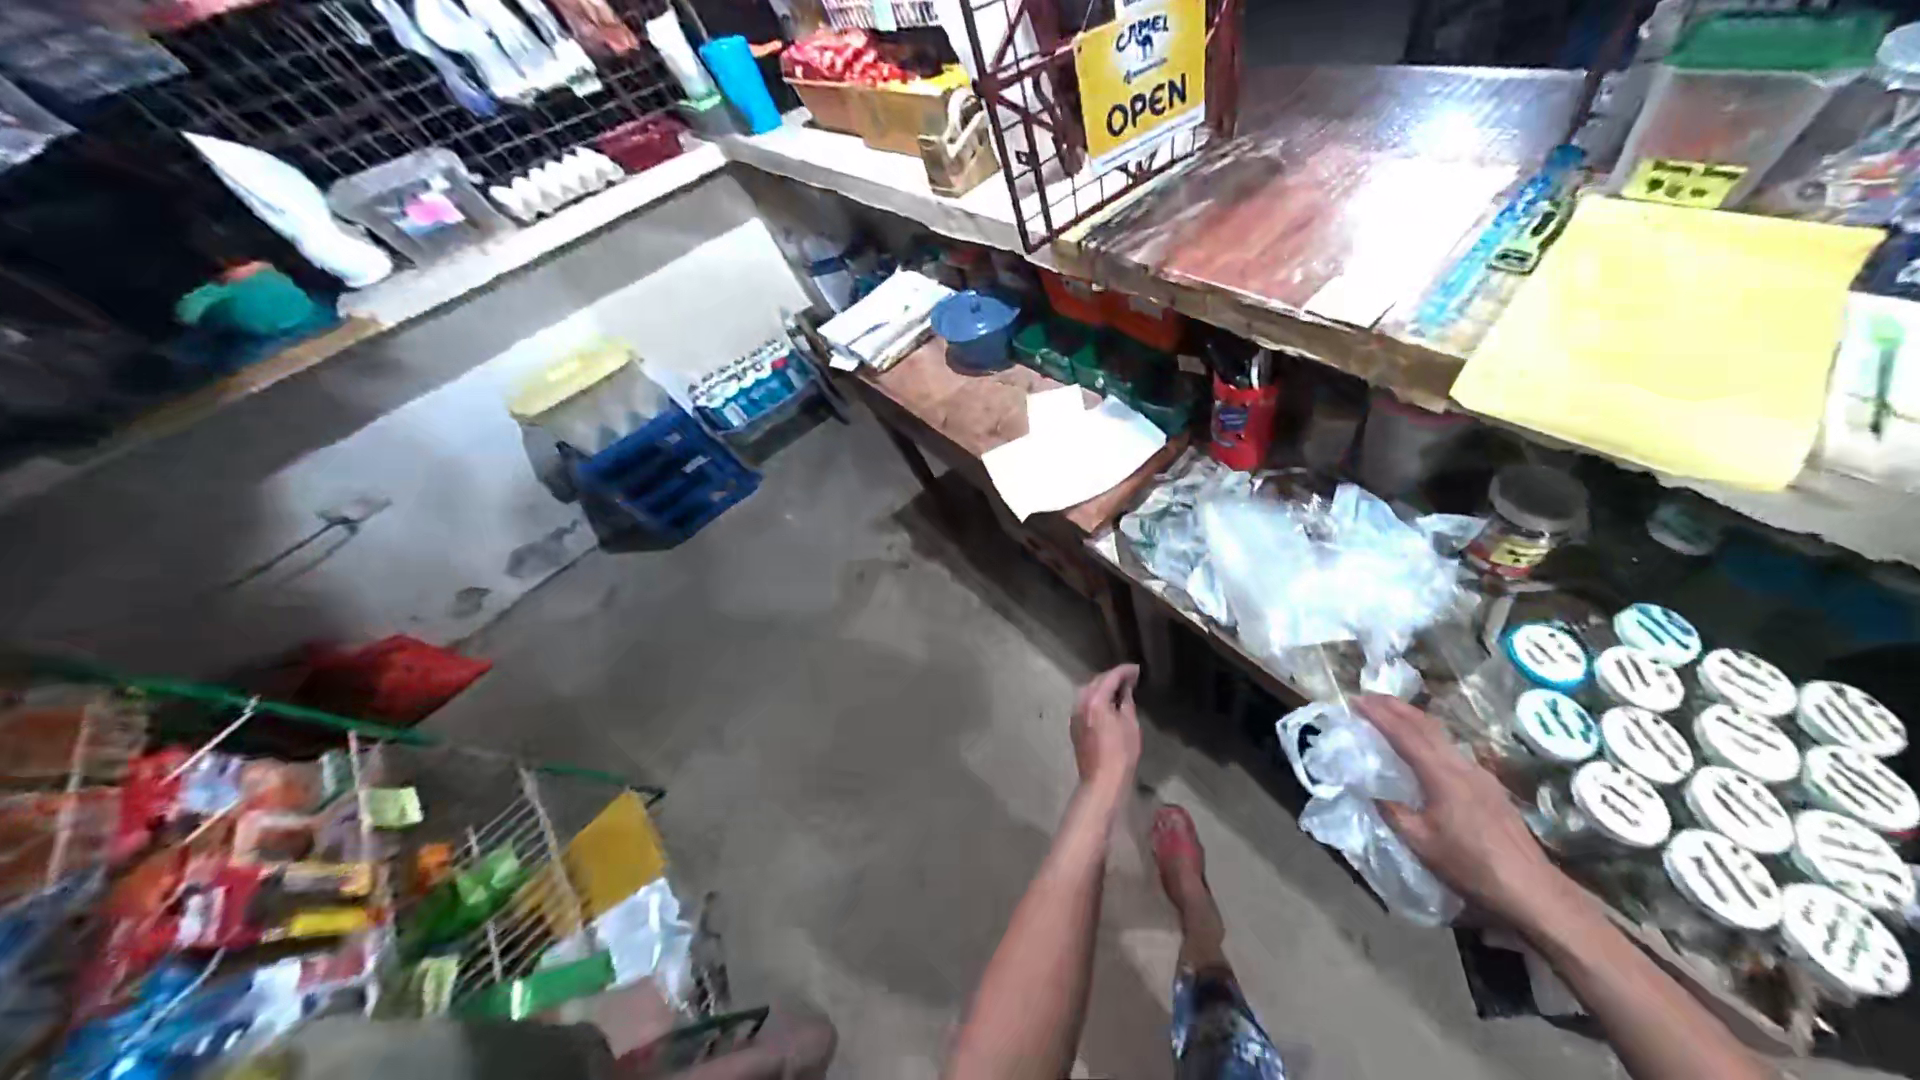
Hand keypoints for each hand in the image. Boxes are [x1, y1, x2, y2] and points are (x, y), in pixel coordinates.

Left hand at [1071, 665, 1140, 796]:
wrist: (1102, 780)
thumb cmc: (1121, 753)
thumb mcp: (1130, 724)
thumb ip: (1126, 702)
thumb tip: (1126, 689)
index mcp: (1095, 700)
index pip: (1110, 677)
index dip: (1124, 671)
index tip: (1137, 669)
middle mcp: (1080, 703)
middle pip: (1096, 682)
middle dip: (1112, 677)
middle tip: (1130, 678)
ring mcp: (1074, 714)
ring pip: (1087, 691)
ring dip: (1102, 687)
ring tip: (1120, 689)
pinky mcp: (1074, 725)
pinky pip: (1084, 703)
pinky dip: (1095, 698)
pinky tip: (1107, 704)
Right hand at [1353, 695, 1568, 928]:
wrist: (1533, 891)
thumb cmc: (1471, 867)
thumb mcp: (1420, 843)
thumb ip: (1393, 812)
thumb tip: (1373, 792)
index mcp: (1442, 777)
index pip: (1405, 735)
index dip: (1379, 715)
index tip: (1356, 701)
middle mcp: (1462, 768)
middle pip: (1427, 726)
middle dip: (1396, 707)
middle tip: (1369, 696)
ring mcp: (1480, 776)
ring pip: (1442, 736)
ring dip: (1413, 719)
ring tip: (1391, 714)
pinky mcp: (1489, 787)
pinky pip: (1452, 750)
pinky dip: (1429, 737)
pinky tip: (1423, 746)